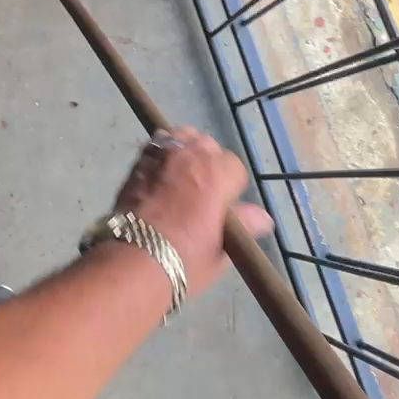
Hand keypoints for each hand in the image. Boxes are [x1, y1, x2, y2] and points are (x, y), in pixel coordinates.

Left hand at [112, 126, 273, 289]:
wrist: (134, 262)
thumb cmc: (183, 260)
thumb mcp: (220, 250)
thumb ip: (243, 226)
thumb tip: (264, 219)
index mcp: (218, 175)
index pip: (234, 166)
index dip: (231, 185)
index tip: (224, 203)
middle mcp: (192, 157)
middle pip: (208, 145)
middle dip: (209, 162)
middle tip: (203, 191)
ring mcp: (164, 155)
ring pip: (182, 136)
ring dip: (186, 149)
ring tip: (181, 173)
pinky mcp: (139, 161)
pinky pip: (156, 144)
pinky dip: (162, 152)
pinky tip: (159, 171)